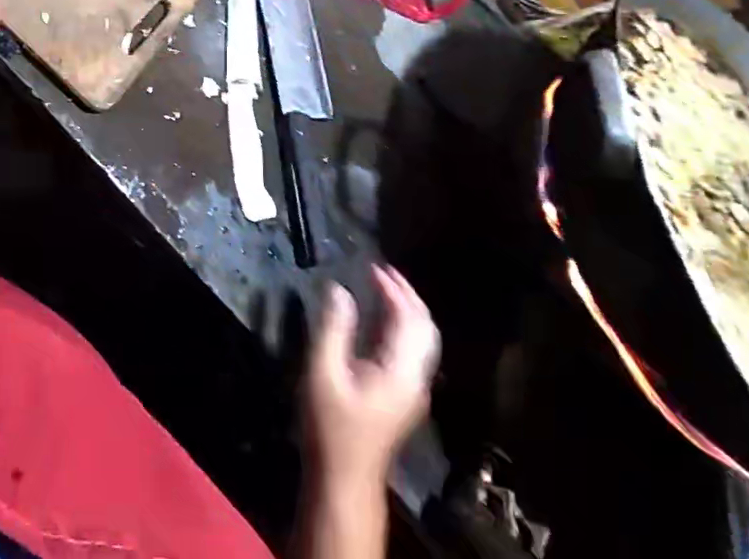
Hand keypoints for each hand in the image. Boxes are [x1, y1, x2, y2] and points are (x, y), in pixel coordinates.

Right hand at [302, 265, 439, 485]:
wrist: (343, 479)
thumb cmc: (331, 427)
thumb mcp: (323, 374)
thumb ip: (334, 329)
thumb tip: (340, 290)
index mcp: (401, 371)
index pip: (410, 319)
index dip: (395, 290)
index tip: (375, 268)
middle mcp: (416, 379)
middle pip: (425, 328)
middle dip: (408, 296)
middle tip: (384, 273)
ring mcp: (414, 390)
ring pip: (423, 340)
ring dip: (408, 310)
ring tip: (385, 289)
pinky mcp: (405, 397)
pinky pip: (414, 351)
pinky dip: (403, 327)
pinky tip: (382, 320)